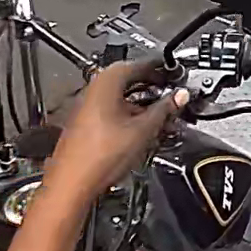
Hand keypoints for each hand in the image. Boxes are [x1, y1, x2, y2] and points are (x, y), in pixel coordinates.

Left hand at [44, 58, 187, 203]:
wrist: (71, 184)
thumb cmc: (99, 156)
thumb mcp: (143, 130)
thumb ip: (164, 110)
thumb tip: (178, 96)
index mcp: (106, 82)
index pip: (138, 65)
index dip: (158, 69)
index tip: (172, 72)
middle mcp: (92, 90)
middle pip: (127, 80)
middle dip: (150, 86)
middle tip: (168, 92)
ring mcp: (86, 107)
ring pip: (119, 97)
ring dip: (140, 103)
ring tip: (159, 115)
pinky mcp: (85, 124)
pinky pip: (111, 111)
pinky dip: (128, 114)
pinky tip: (140, 129)